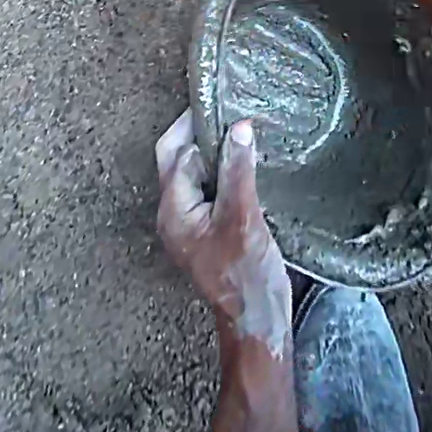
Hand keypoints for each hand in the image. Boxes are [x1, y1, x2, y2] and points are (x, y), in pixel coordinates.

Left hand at [155, 110, 290, 350]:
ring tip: (238, 130)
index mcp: (174, 208)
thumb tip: (239, 126)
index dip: (199, 128)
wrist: (257, 325)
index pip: (177, 153)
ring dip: (210, 150)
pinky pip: (206, 186)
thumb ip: (238, 170)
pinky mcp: (207, 227)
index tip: (223, 106)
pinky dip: (219, 168)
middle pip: (176, 158)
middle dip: (196, 133)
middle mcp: (174, 212)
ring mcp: (190, 221)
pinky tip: (243, 161)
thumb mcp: (243, 217)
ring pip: (192, 171)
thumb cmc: (246, 274)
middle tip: (226, 112)